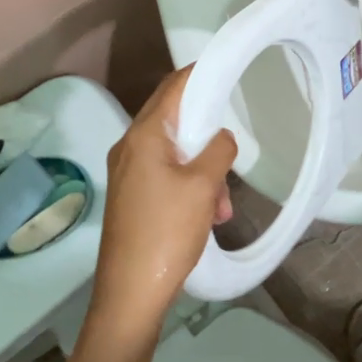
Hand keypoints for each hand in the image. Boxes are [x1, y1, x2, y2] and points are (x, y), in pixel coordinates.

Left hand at [91, 67, 236, 336]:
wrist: (130, 294)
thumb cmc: (167, 232)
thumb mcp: (205, 186)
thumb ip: (219, 149)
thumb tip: (221, 137)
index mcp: (144, 136)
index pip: (174, 87)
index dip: (201, 72)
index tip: (228, 67)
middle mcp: (130, 148)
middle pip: (173, 118)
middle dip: (207, 129)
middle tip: (233, 141)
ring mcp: (128, 173)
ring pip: (175, 151)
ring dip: (204, 166)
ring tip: (223, 201)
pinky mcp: (132, 197)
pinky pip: (167, 174)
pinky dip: (191, 184)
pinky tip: (209, 214)